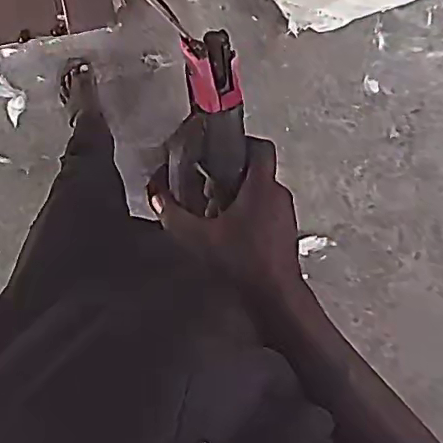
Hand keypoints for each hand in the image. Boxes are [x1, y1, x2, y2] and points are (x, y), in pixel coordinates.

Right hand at [154, 138, 304, 302]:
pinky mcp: (285, 233)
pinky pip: (267, 212)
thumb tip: (157, 197)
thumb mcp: (198, 236)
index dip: (242, 142)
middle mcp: (278, 196)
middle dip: (232, 174)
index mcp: (262, 186)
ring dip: (239, 196)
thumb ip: (173, 213)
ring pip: (261, 192)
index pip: (261, 148)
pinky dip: (249, 215)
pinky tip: (228, 233)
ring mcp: (285, 215)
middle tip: (209, 184)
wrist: (275, 299)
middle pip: (257, 170)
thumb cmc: (244, 264)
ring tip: (215, 211)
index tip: (221, 149)